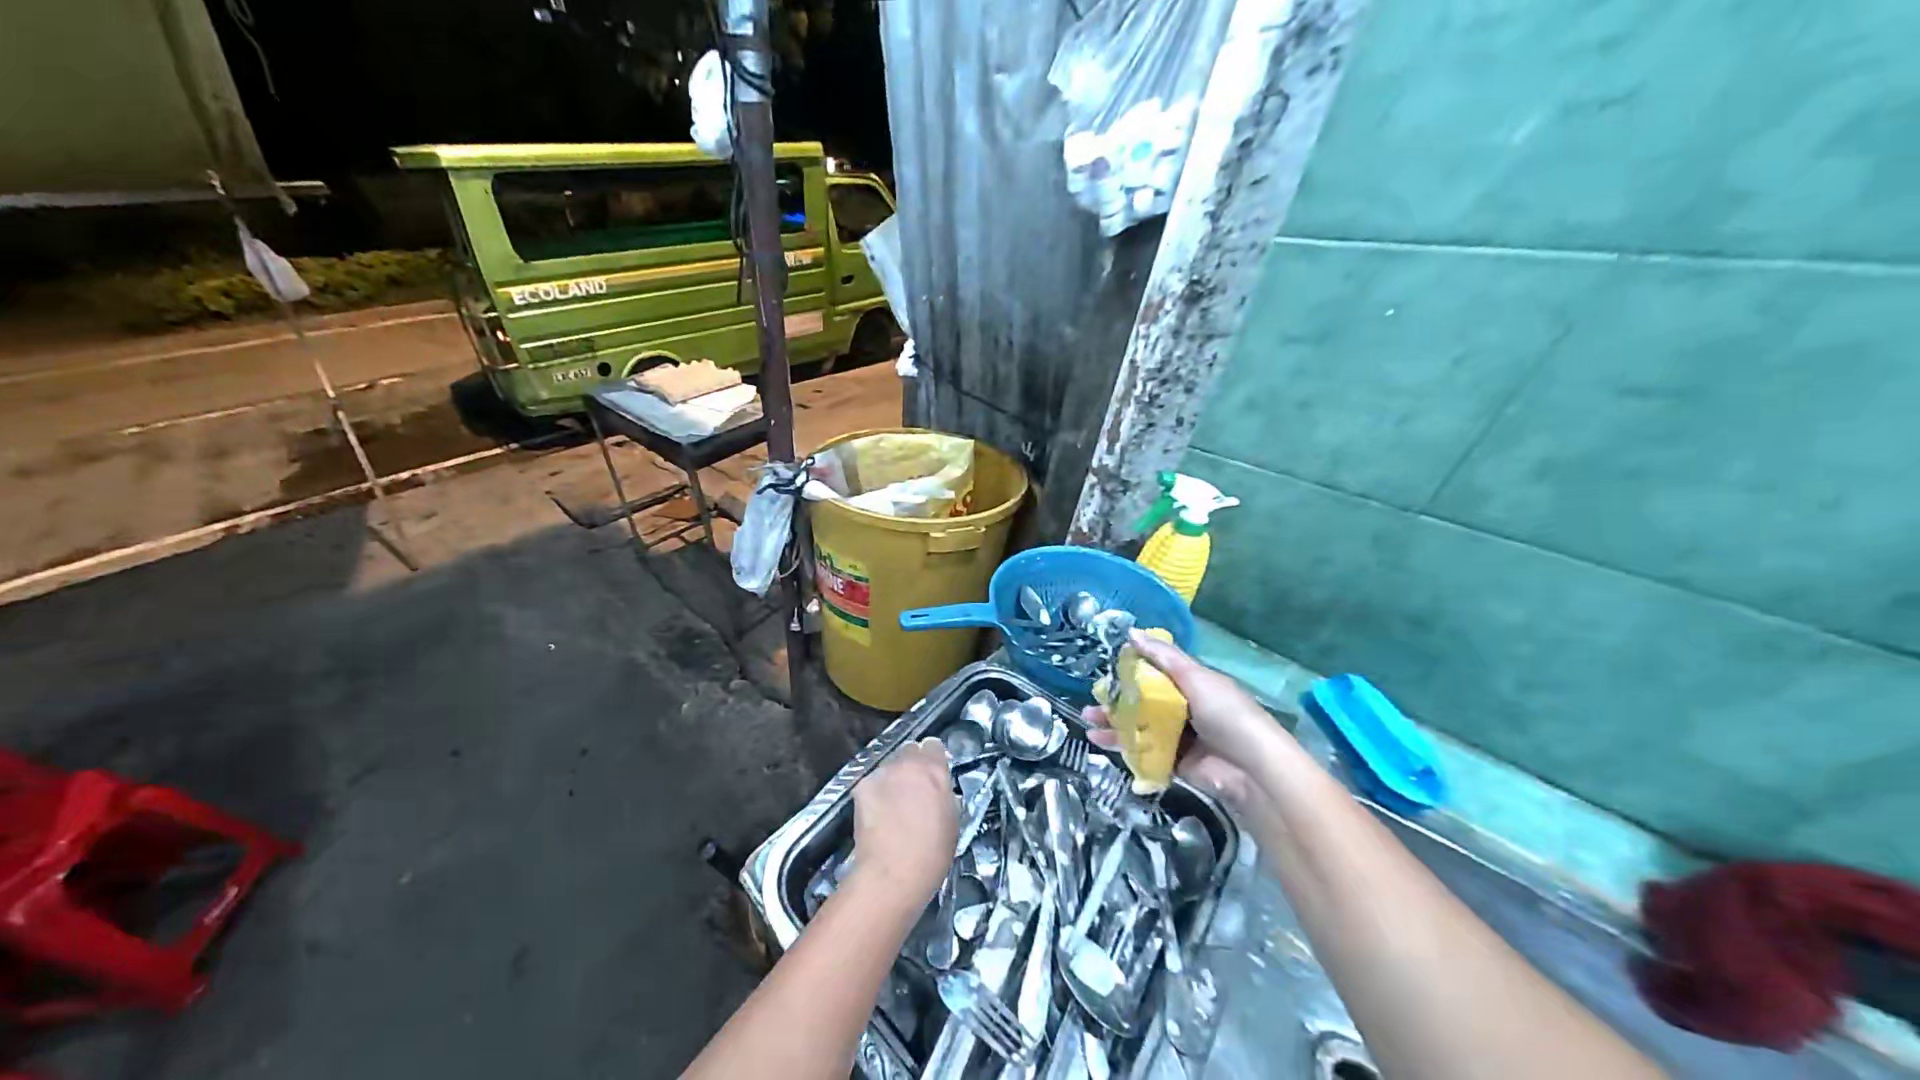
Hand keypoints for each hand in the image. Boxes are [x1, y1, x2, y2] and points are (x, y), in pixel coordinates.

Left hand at [850, 737, 957, 901]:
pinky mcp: (860, 786)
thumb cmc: (931, 854)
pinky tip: (878, 814)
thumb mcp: (953, 819)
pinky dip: (875, 793)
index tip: (934, 774)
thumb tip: (937, 790)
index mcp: (934, 769)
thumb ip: (945, 794)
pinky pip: (872, 782)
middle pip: (909, 750)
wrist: (891, 874)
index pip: (933, 745)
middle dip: (912, 765)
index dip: (934, 759)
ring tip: (894, 805)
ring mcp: (881, 773)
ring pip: (889, 766)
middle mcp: (907, 763)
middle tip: (914, 790)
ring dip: (893, 779)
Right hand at [1082, 630, 1291, 808]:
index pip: (1156, 673)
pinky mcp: (1174, 761)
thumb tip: (1131, 633)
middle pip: (1144, 701)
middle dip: (1117, 700)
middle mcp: (1185, 708)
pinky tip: (1100, 740)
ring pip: (1139, 726)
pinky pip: (1143, 750)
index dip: (1131, 671)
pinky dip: (1122, 746)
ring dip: (1113, 723)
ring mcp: (1179, 736)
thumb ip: (1162, 656)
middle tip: (1093, 700)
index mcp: (1193, 684)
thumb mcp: (1195, 677)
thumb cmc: (1226, 714)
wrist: (1250, 769)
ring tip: (1088, 721)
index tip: (1107, 670)